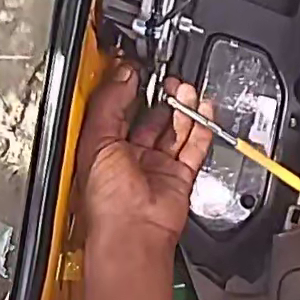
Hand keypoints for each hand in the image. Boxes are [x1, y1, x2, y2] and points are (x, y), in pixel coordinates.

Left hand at [75, 63, 212, 263]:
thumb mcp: (97, 139)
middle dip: (160, 96)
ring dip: (181, 108)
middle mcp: (130, 156)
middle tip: (168, 78)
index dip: (129, 86)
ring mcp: (156, 166)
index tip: (139, 67)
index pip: (117, 107)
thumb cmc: (107, 200)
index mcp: (103, 147)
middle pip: (150, 116)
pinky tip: (203, 111)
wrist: (134, 232)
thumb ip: (110, 103)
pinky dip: (201, 129)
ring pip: (174, 129)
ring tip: (187, 89)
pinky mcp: (179, 176)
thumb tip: (122, 74)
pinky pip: (193, 148)